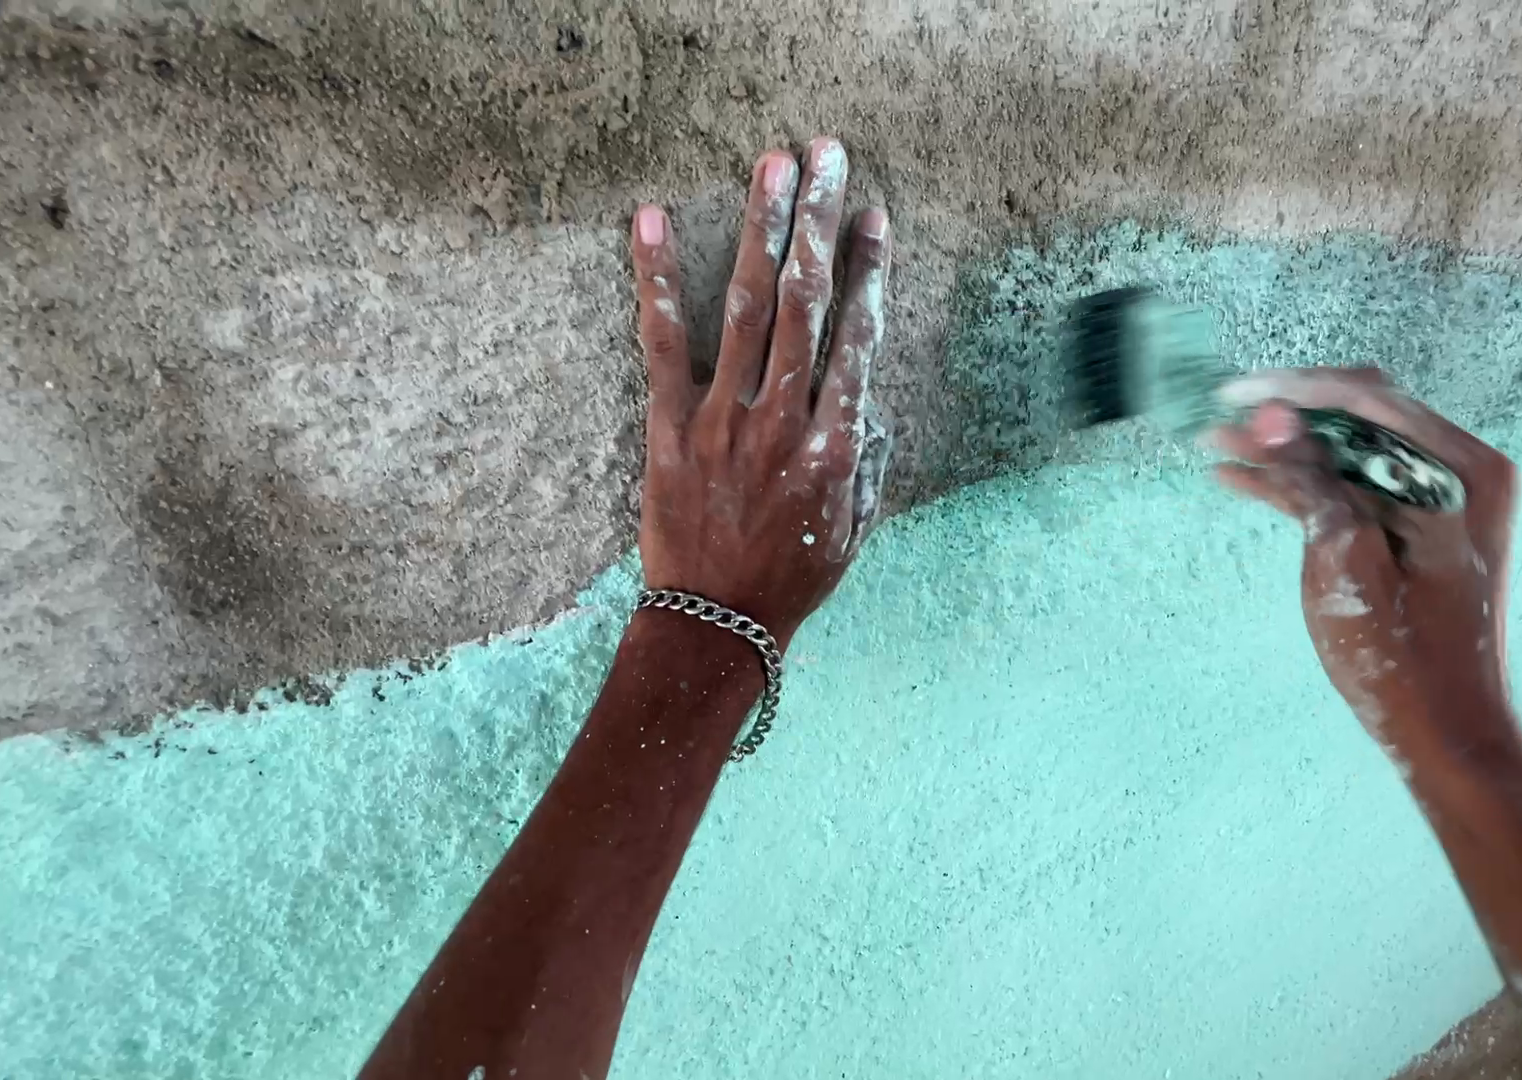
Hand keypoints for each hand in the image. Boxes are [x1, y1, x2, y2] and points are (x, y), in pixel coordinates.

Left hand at [629, 137, 892, 645]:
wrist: (717, 622)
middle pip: (806, 302)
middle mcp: (784, 420)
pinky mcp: (669, 429)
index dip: (869, 274)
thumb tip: (873, 408)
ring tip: (769, 166)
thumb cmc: (792, 579)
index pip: (858, 340)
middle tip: (825, 157)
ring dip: (758, 229)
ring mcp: (723, 420)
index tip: (872, 221)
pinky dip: (653, 280)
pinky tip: (647, 221)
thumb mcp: (853, 530)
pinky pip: (661, 345)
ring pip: (745, 307)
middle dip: (818, 222)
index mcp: (836, 446)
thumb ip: (868, 465)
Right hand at [1211, 369, 1519, 751]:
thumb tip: (1271, 419)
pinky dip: (1295, 484)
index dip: (1295, 389)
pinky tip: (1240, 478)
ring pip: (1339, 451)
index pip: (1368, 399)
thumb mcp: (1345, 562)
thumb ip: (1312, 484)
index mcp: (1458, 471)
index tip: (1234, 394)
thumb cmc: (1401, 655)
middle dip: (1283, 415)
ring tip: (1215, 443)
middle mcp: (1450, 471)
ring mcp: (1426, 498)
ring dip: (1280, 449)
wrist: (1441, 726)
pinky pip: (1341, 488)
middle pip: (1353, 417)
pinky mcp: (1400, 524)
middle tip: (1221, 419)